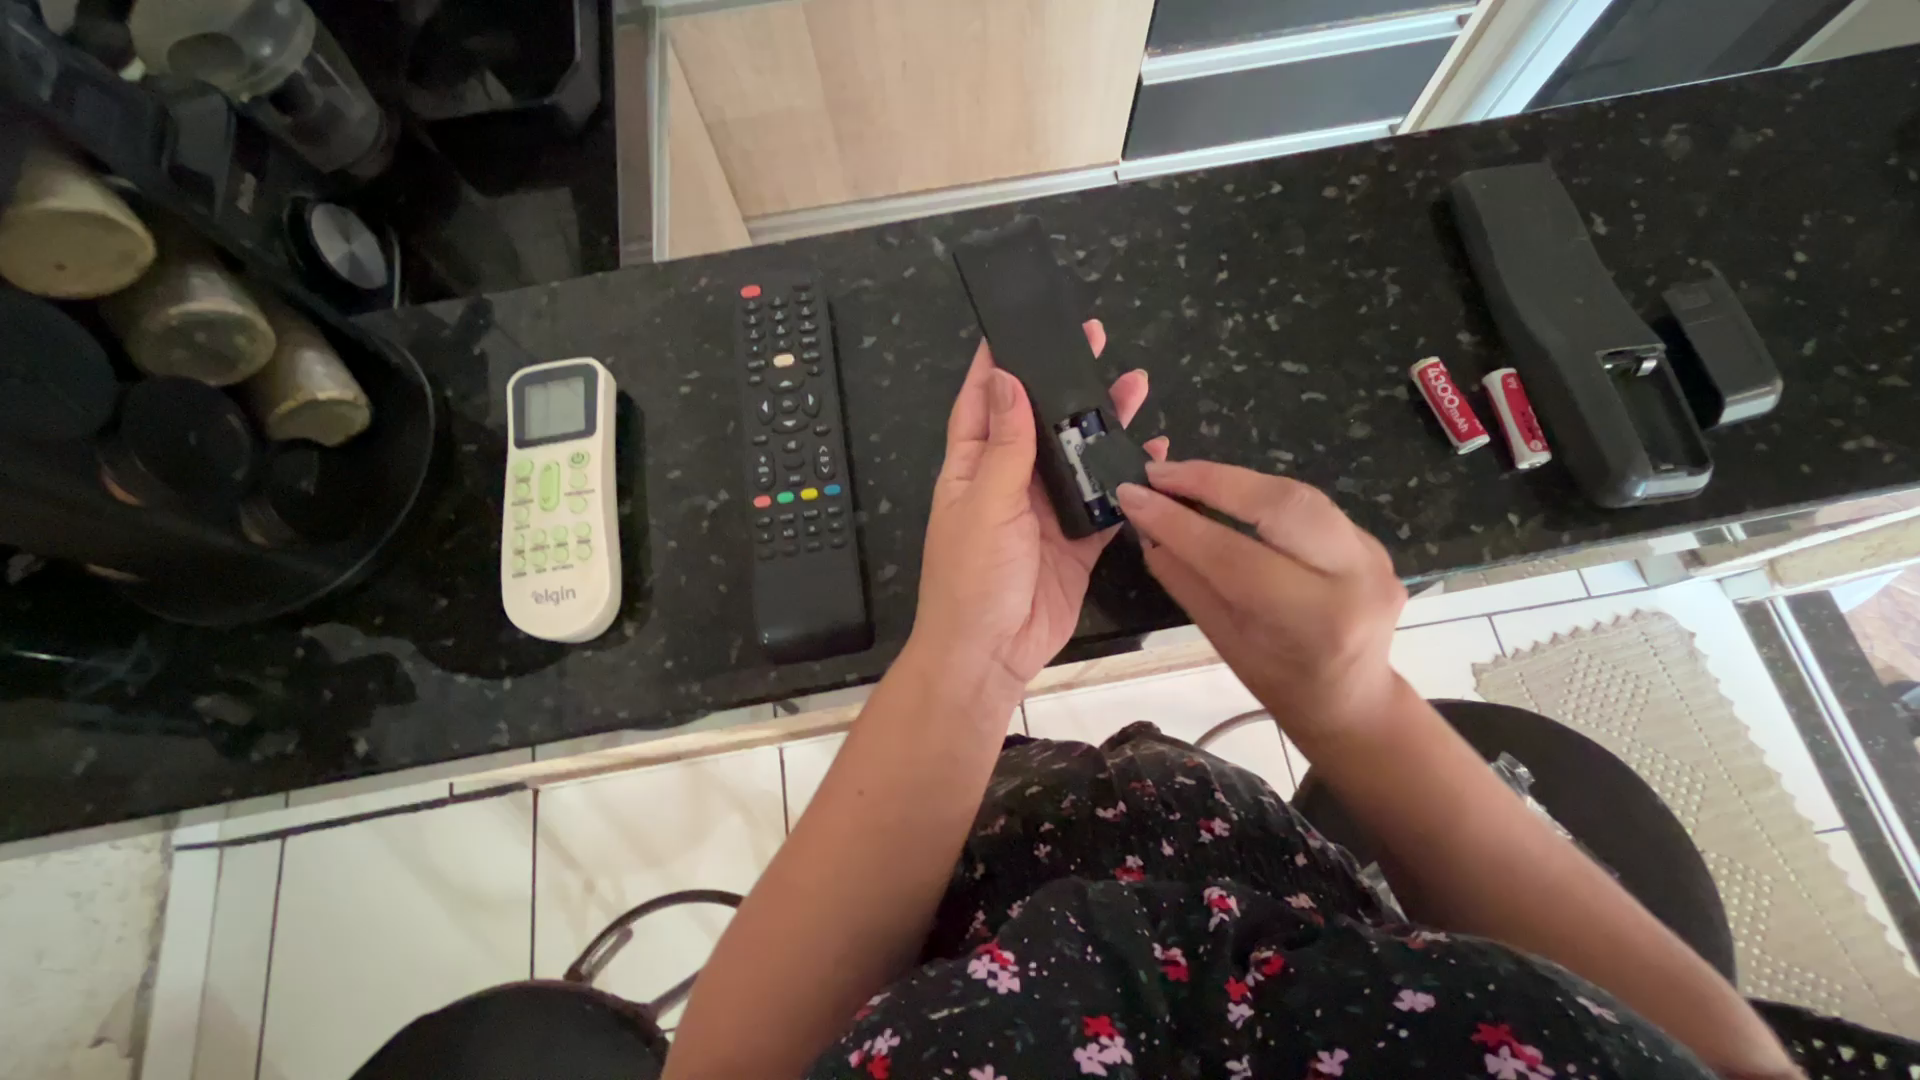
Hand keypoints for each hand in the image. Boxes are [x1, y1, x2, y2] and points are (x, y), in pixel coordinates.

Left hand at [910, 320, 1169, 693]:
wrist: (992, 653)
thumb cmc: (973, 576)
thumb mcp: (985, 502)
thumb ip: (1004, 444)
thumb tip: (1005, 379)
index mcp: (972, 468)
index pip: (982, 403)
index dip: (997, 365)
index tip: (1016, 326)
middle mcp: (1008, 482)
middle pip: (1038, 421)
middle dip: (1062, 382)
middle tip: (1094, 340)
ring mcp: (1044, 512)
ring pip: (1076, 456)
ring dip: (1101, 423)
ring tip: (1135, 383)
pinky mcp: (1076, 541)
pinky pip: (1104, 501)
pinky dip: (1126, 478)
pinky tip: (1153, 451)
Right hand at [1115, 460, 1408, 742]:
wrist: (1351, 697)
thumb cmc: (1278, 679)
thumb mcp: (1222, 638)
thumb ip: (1186, 579)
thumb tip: (1146, 527)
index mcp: (1311, 619)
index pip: (1233, 555)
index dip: (1176, 521)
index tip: (1131, 496)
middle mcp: (1352, 579)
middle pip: (1279, 504)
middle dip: (1211, 480)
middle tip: (1158, 474)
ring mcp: (1371, 555)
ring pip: (1296, 494)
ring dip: (1233, 481)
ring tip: (1182, 476)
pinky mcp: (1373, 540)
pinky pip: (1308, 504)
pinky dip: (1260, 495)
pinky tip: (1226, 494)